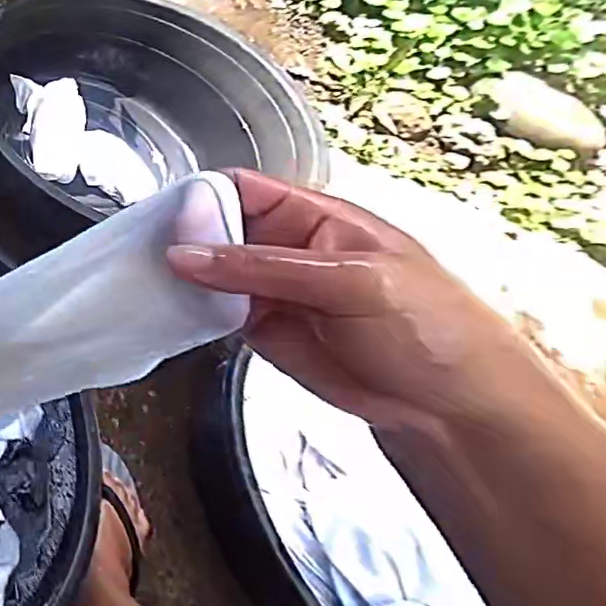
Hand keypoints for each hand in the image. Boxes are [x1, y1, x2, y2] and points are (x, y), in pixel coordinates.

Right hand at [166, 170, 546, 435]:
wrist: (458, 418)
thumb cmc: (437, 335)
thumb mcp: (353, 284)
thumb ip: (262, 266)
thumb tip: (182, 255)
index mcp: (313, 218)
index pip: (242, 188)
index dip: (202, 193)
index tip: (168, 215)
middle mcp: (282, 246)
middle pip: (212, 224)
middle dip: (181, 233)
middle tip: (148, 248)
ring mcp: (265, 286)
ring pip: (203, 266)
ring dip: (179, 271)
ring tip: (148, 275)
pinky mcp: (252, 323)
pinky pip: (206, 305)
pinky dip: (185, 304)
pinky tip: (170, 304)